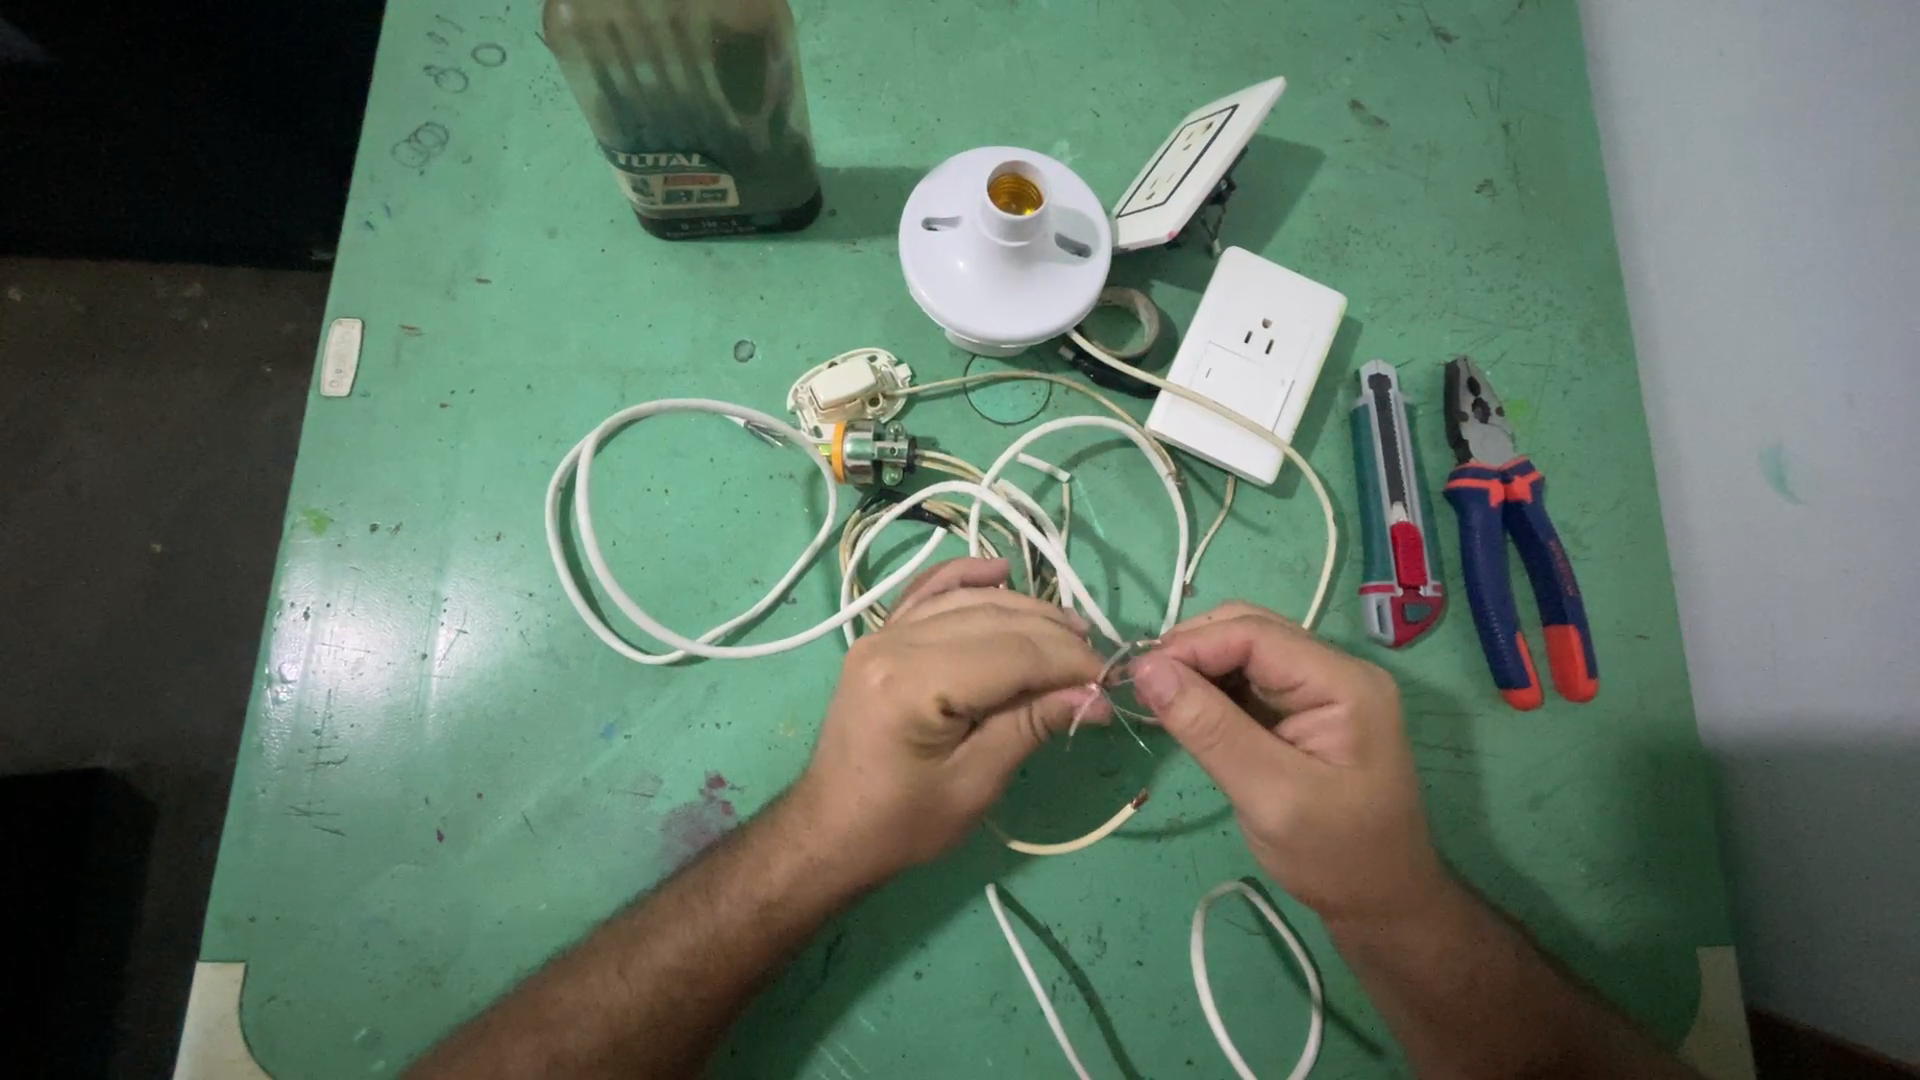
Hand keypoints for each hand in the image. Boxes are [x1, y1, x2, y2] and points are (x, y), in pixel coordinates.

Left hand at [793, 558, 1108, 885]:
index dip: (1067, 662)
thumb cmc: (901, 823)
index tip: (1108, 681)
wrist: (832, 830)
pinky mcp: (880, 637)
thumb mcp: (974, 784)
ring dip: (1023, 608)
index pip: (1011, 653)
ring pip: (967, 600)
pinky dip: (965, 578)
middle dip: (1054, 636)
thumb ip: (1031, 726)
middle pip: (993, 619)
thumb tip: (1095, 695)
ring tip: (1071, 629)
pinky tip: (999, 570)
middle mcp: (894, 643)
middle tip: (1096, 663)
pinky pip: (927, 592)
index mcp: (913, 683)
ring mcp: (882, 634)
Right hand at [1130, 602, 1445, 923]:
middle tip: (1144, 686)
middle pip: (1247, 630)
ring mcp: (1318, 686)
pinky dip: (1207, 687)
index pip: (1254, 634)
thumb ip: (1207, 727)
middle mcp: (1333, 670)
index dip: (1191, 645)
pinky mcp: (1299, 706)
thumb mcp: (1268, 794)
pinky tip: (1182, 710)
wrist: (1380, 902)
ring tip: (1156, 699)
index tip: (1138, 676)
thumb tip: (1146, 668)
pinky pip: (1244, 677)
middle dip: (1190, 650)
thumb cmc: (1335, 856)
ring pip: (1241, 648)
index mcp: (1342, 683)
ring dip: (1195, 667)